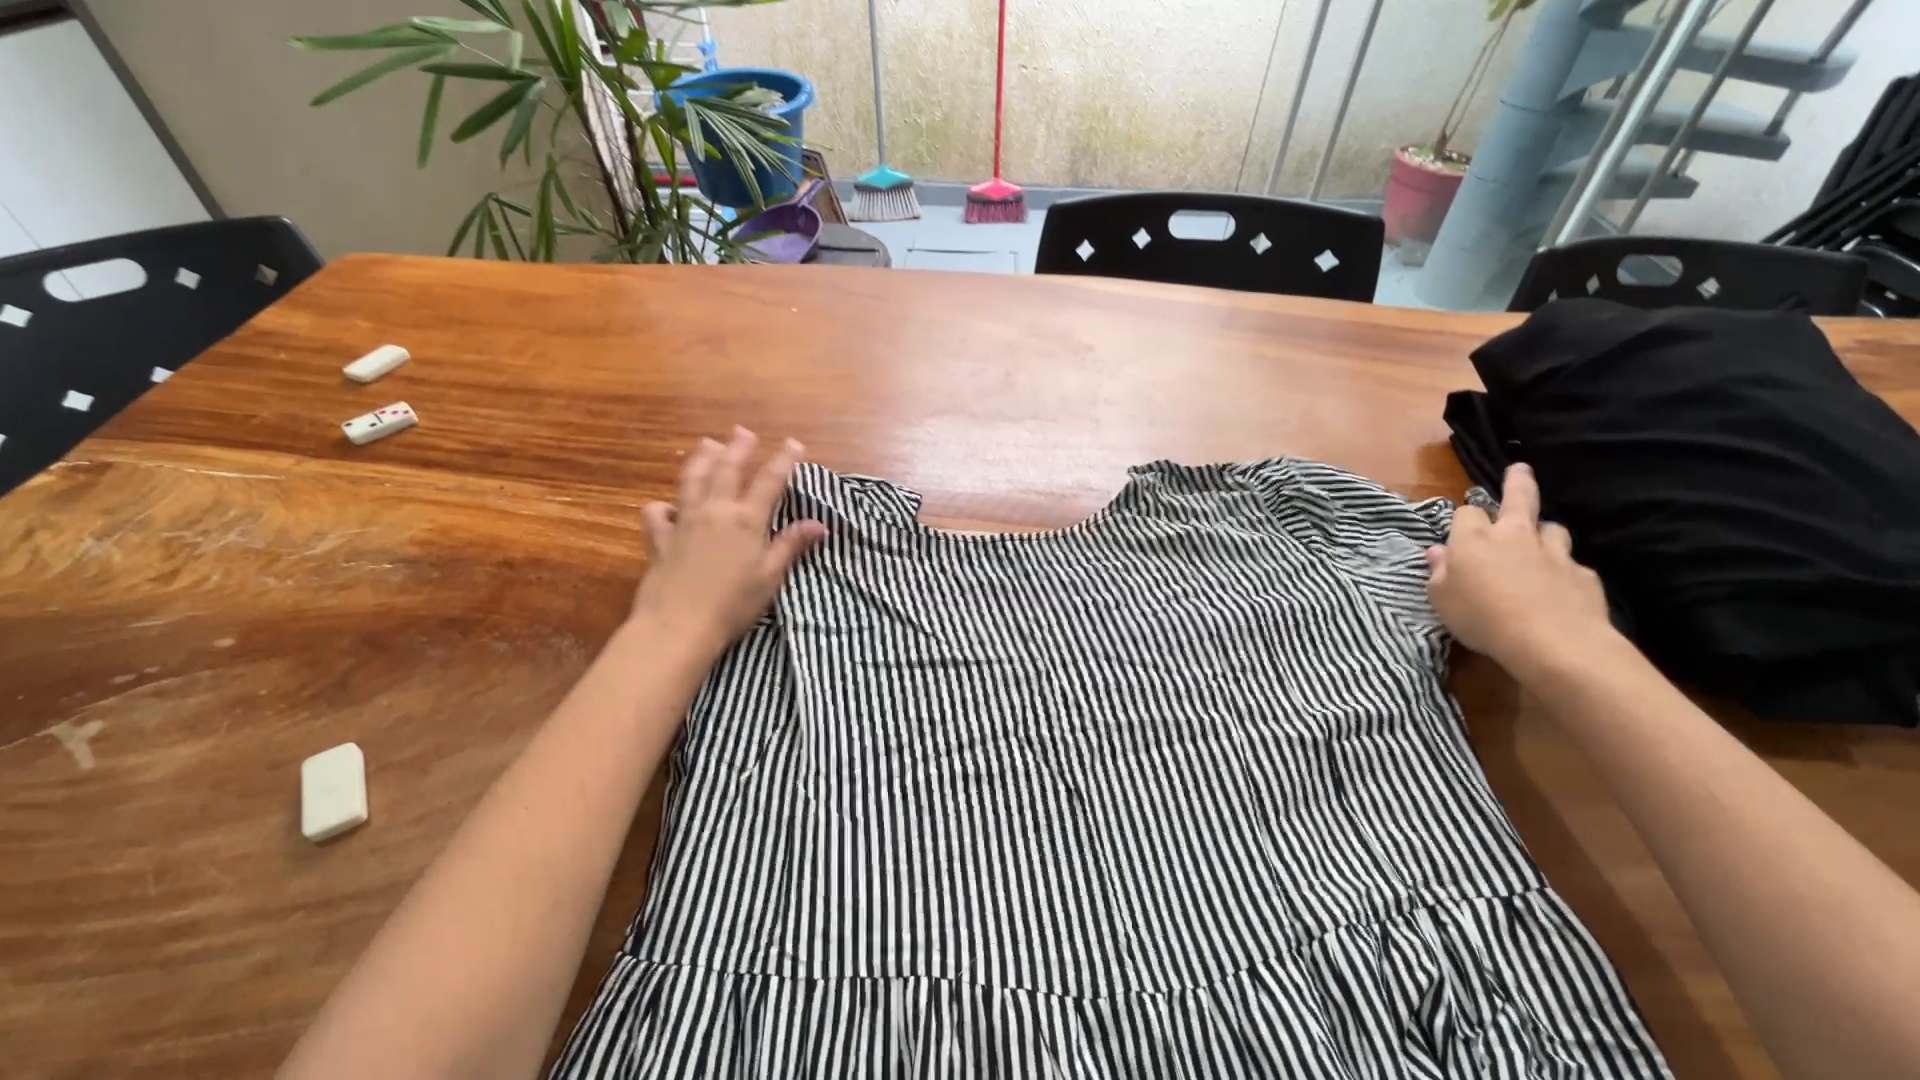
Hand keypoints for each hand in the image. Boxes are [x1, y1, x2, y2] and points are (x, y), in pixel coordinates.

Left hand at [629, 427, 826, 654]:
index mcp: (747, 520)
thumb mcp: (770, 577)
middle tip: (743, 432)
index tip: (793, 444)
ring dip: (701, 459)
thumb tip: (818, 523)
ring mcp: (684, 521)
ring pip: (692, 480)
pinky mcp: (659, 538)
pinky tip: (665, 506)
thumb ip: (790, 545)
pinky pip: (656, 513)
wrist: (678, 624)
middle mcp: (715, 511)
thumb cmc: (732, 605)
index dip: (783, 460)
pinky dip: (661, 506)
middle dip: (738, 448)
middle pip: (728, 469)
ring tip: (707, 444)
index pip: (770, 481)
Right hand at [1426, 463, 1614, 675]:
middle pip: (1519, 498)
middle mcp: (1514, 536)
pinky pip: (1572, 565)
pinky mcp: (1582, 574)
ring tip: (1540, 542)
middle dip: (1517, 482)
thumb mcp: (1441, 600)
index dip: (1464, 519)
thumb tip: (1437, 552)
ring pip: (1551, 528)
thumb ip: (1438, 573)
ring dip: (1543, 533)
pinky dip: (1564, 571)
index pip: (1467, 513)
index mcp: (1474, 540)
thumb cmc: (1481, 618)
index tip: (1462, 530)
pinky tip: (1561, 587)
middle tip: (1519, 469)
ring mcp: (1553, 552)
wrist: (1550, 641)